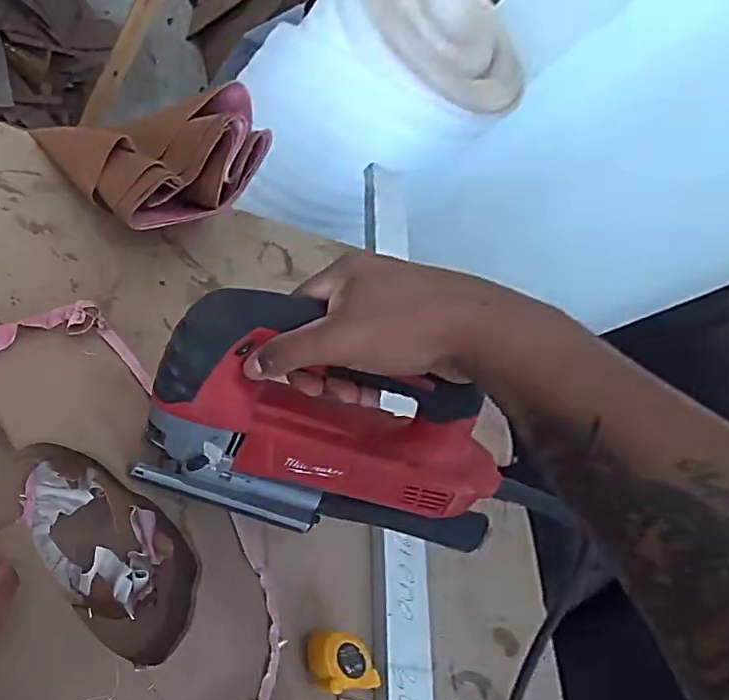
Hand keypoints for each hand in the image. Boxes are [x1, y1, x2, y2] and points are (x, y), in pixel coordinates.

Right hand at [244, 254, 581, 403]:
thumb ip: (288, 352)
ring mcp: (390, 305)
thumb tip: (248, 364)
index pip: (294, 309)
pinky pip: (372, 354)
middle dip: (319, 370)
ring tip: (356, 396)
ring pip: (346, 349)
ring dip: (343, 379)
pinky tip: (375, 393)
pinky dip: (368, 376)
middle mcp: (364, 283)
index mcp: (343, 273)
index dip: (286, 346)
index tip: (293, 376)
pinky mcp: (410, 326)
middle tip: (325, 393)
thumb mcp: (336, 341)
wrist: (480, 333)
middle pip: (319, 333)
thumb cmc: (402, 328)